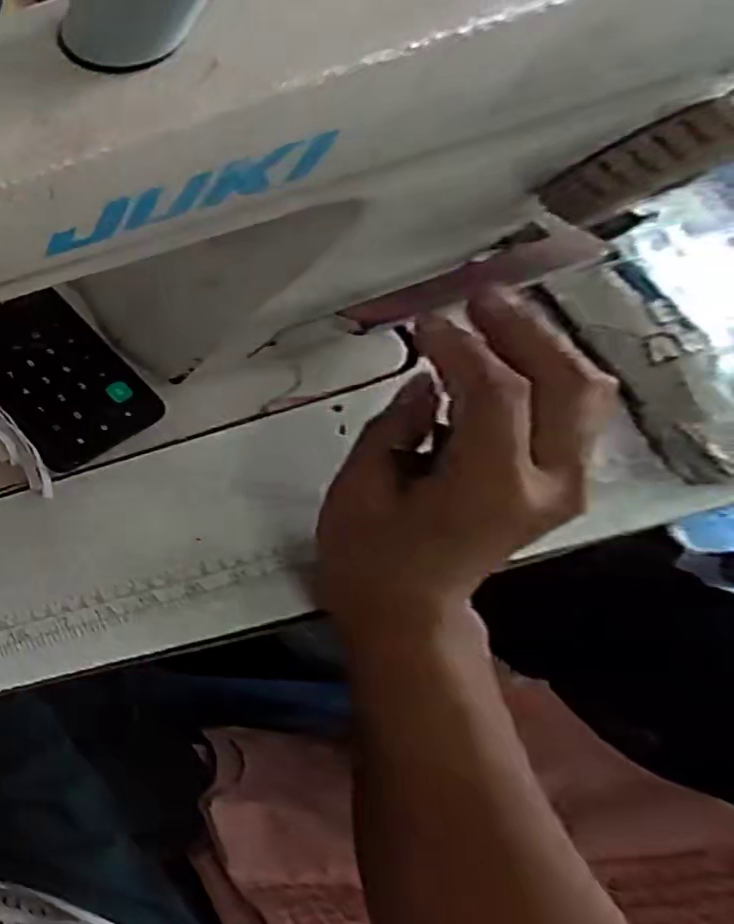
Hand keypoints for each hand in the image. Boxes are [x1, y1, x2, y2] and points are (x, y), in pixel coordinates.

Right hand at [316, 288, 616, 633]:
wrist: (405, 606)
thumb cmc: (366, 556)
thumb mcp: (357, 492)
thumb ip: (392, 432)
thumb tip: (422, 385)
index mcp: (489, 487)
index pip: (495, 394)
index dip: (462, 349)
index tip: (429, 321)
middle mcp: (548, 482)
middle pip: (565, 384)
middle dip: (524, 333)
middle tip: (482, 299)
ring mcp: (565, 484)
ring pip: (583, 395)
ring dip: (543, 351)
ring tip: (496, 321)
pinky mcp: (559, 483)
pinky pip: (567, 417)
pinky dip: (541, 381)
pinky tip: (501, 366)